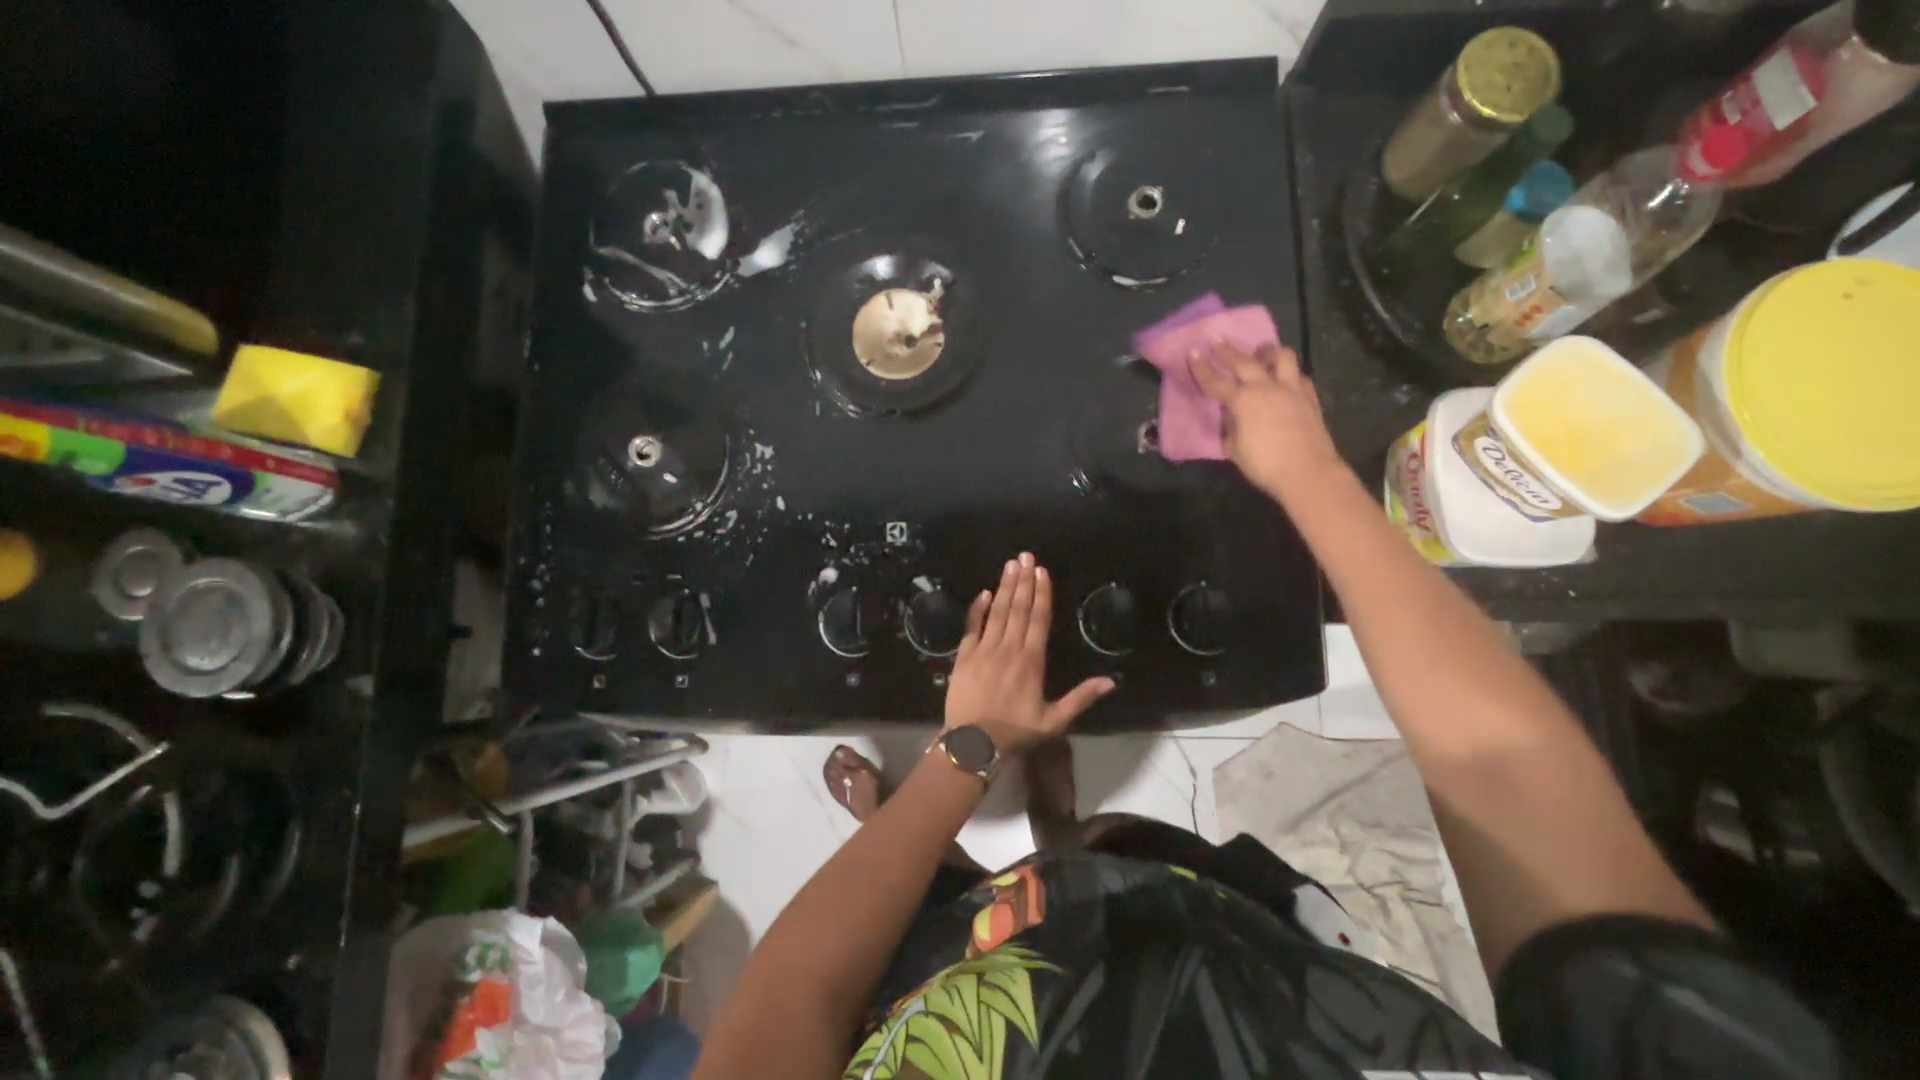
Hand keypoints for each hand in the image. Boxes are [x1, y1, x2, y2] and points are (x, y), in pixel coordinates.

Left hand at [944, 552, 1113, 753]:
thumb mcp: (1054, 720)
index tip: (1042, 571)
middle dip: (1024, 581)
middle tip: (1026, 555)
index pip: (1039, 619)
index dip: (1042, 593)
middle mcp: (1009, 648)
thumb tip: (1111, 682)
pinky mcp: (964, 656)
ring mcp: (984, 650)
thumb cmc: (1016, 732)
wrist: (972, 743)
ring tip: (1010, 565)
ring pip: (997, 612)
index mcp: (1031, 661)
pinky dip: (978, 609)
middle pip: (1019, 608)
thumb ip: (1081, 698)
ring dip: (1005, 587)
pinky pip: (971, 626)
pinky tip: (984, 592)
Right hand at [1188, 341, 1347, 501]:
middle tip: (1217, 341)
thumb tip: (1231, 418)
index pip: (1216, 382)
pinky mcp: (1309, 397)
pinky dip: (1289, 373)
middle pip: (1244, 362)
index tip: (1192, 353)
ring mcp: (1291, 389)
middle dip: (1227, 351)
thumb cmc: (1265, 465)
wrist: (1308, 473)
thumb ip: (1230, 429)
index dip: (1201, 368)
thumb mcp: (1235, 450)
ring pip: (1281, 357)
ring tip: (1261, 351)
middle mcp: (1266, 388)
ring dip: (1268, 351)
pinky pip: (1299, 376)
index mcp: (1243, 402)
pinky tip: (1286, 378)